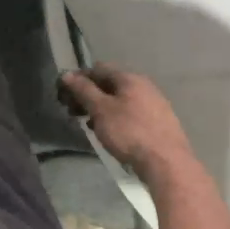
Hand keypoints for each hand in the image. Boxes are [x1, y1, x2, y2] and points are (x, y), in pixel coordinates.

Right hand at [59, 64, 193, 183]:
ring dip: (100, 107)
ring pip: (119, 99)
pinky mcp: (157, 119)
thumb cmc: (128, 132)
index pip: (98, 69)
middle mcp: (143, 85)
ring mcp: (153, 102)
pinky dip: (114, 116)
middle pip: (109, 84)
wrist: (165, 160)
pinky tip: (109, 131)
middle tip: (73, 111)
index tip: (64, 96)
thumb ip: (83, 90)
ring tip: (89, 123)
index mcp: (129, 78)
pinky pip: (129, 111)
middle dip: (88, 95)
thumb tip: (67, 74)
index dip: (78, 79)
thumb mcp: (101, 109)